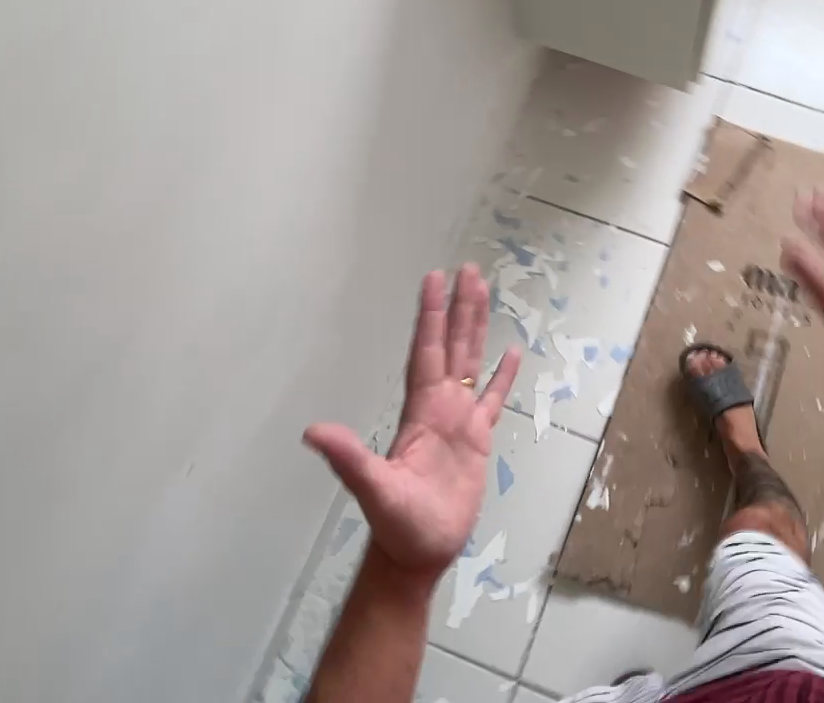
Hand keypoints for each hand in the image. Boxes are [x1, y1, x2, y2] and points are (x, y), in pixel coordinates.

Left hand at [303, 265, 518, 580]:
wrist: (419, 553)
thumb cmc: (399, 524)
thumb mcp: (374, 489)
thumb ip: (350, 458)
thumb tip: (312, 432)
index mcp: (421, 410)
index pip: (427, 351)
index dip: (431, 316)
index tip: (436, 280)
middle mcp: (439, 405)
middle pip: (453, 345)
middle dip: (460, 308)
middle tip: (469, 270)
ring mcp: (460, 420)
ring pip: (471, 362)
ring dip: (477, 329)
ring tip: (486, 295)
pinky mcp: (478, 439)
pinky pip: (493, 398)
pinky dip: (502, 376)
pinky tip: (512, 354)